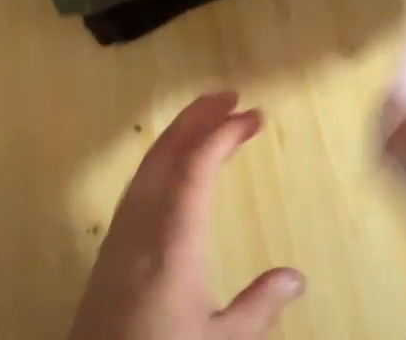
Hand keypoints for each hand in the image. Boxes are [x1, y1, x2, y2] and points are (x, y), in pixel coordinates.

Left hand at [68, 93, 305, 339]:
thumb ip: (257, 309)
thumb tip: (296, 277)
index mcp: (172, 242)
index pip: (195, 167)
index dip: (223, 133)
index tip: (254, 115)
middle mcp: (141, 226)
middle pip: (167, 153)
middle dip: (198, 117)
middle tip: (231, 96)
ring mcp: (120, 235)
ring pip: (148, 165)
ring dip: (178, 134)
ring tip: (207, 117)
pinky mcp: (109, 250)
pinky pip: (138, 184)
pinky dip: (162, 159)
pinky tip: (174, 166)